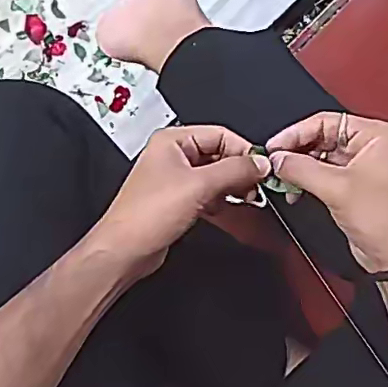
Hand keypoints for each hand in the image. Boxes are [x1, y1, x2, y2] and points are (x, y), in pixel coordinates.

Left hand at [91, 125, 269, 276]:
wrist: (125, 251)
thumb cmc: (144, 216)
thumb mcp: (199, 186)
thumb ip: (234, 171)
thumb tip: (259, 163)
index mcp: (173, 141)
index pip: (220, 134)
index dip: (244, 150)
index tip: (262, 166)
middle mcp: (173, 156)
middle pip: (220, 154)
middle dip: (240, 171)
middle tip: (258, 184)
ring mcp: (176, 179)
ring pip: (217, 175)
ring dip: (234, 186)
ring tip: (249, 197)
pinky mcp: (180, 200)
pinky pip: (210, 193)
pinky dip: (224, 199)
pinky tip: (235, 208)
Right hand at [265, 111, 387, 270]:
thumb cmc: (384, 219)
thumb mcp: (336, 188)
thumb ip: (301, 168)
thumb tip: (276, 157)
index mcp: (376, 135)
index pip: (327, 121)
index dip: (297, 133)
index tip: (274, 146)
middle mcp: (371, 145)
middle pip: (323, 137)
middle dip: (297, 151)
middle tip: (273, 162)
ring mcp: (363, 165)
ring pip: (322, 156)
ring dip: (300, 167)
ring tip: (280, 178)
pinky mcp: (356, 185)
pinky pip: (326, 173)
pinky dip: (308, 179)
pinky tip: (293, 190)